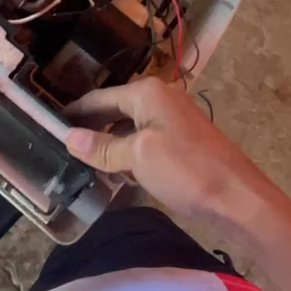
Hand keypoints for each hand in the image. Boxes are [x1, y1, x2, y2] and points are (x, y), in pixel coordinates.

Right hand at [64, 78, 290, 233]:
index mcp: (148, 92)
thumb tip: (68, 137)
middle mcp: (161, 97)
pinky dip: (131, 151)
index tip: (51, 123)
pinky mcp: (185, 139)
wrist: (239, 198)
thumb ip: (103, 147)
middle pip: (116, 109)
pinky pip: (148, 138)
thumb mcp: (137, 157)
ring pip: (132, 126)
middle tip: (65, 146)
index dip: (76, 111)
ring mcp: (176, 117)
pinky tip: (121, 172)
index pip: (100, 97)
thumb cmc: (186, 170)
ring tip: (87, 162)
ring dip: (112, 143)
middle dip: (93, 127)